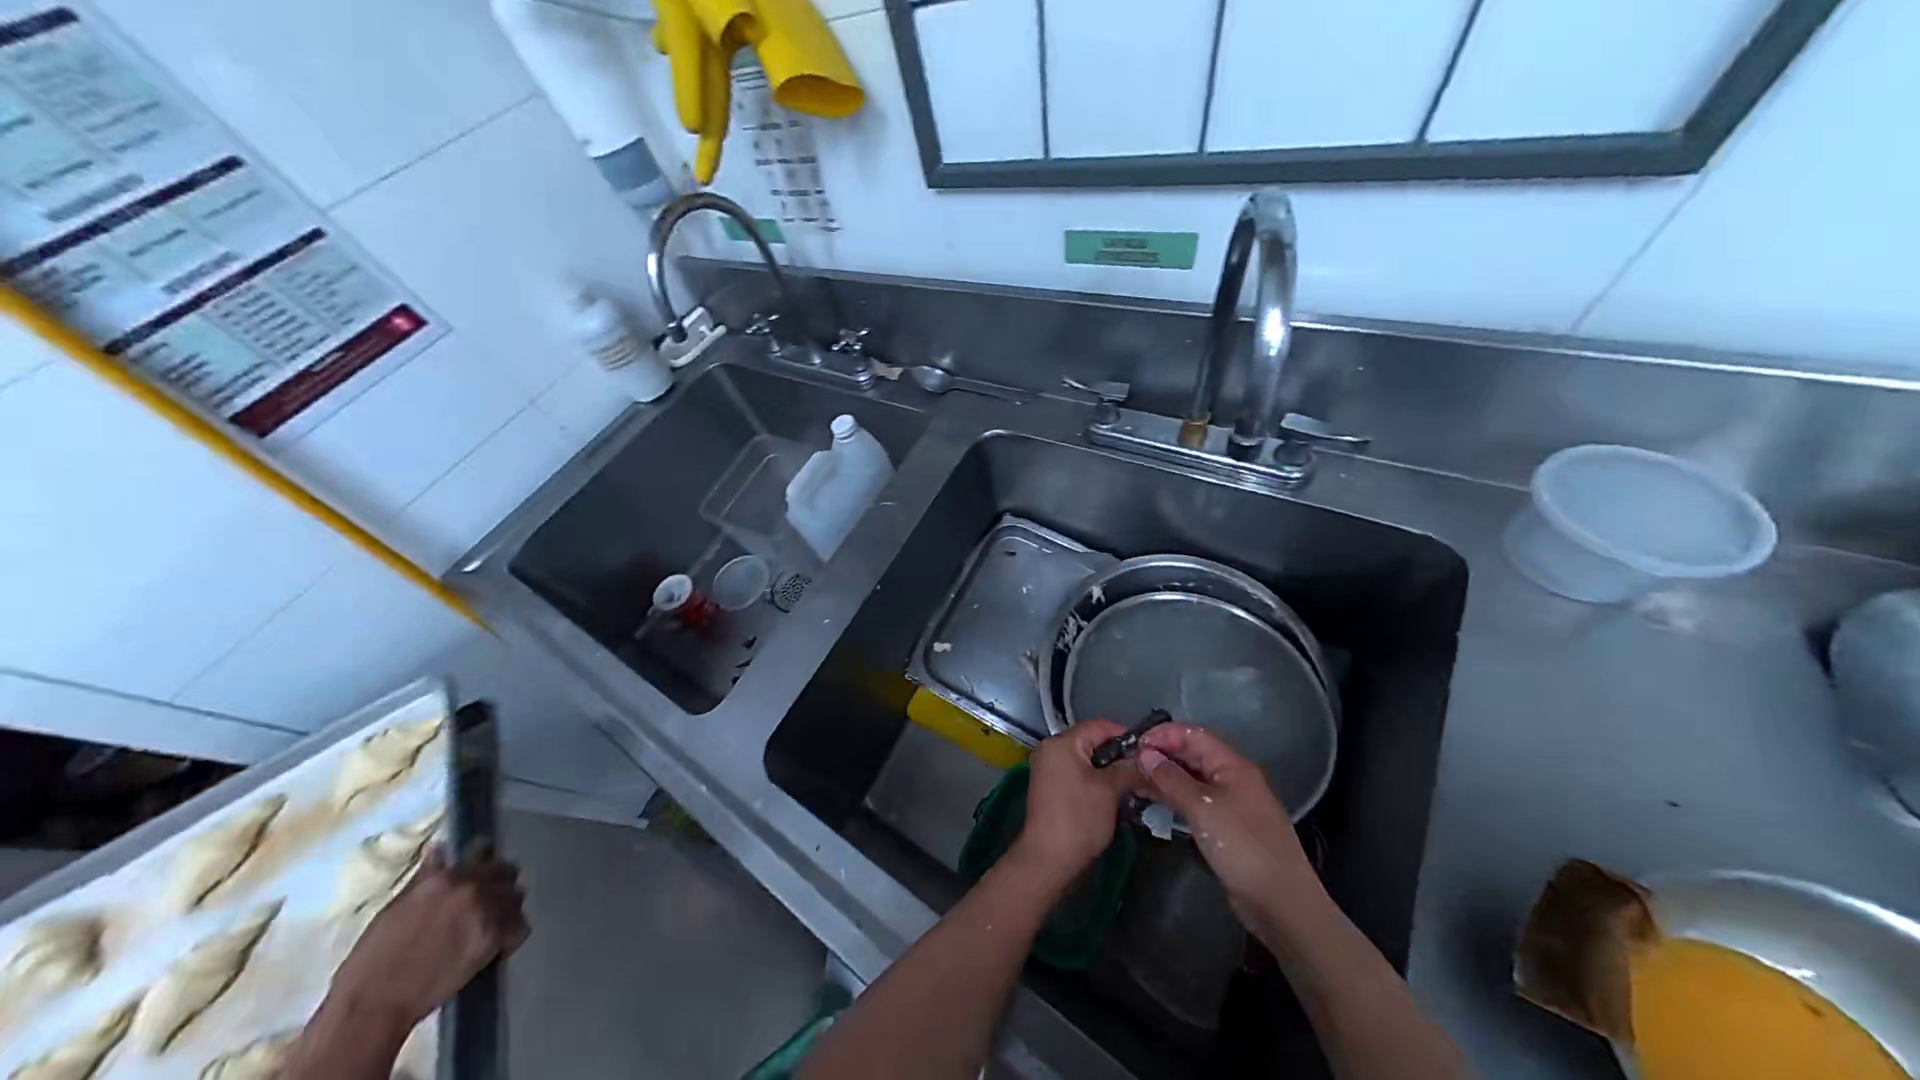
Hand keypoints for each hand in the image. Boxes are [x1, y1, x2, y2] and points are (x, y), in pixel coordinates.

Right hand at [330, 849, 529, 1026]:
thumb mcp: (394, 909)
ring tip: (493, 925)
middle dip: (500, 885)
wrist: (373, 1005)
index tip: (480, 882)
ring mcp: (486, 910)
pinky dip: (513, 934)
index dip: (483, 872)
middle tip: (489, 904)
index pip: (482, 859)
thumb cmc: (372, 961)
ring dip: (507, 908)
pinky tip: (498, 945)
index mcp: (443, 878)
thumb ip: (425, 878)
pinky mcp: (494, 936)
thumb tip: (439, 849)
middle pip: (506, 873)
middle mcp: (470, 887)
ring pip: (516, 897)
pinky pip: (521, 926)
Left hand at [1011, 719, 1138, 885]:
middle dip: (1122, 756)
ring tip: (1139, 784)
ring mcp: (1050, 769)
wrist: (1049, 859)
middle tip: (1148, 770)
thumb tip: (1149, 759)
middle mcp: (1052, 750)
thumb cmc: (1079, 819)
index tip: (1151, 751)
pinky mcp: (1053, 787)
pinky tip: (1120, 795)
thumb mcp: (1109, 790)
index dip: (1128, 736)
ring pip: (1089, 761)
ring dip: (1113, 771)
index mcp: (1062, 743)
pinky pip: (1081, 775)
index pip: (1100, 726)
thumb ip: (1130, 769)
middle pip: (1094, 742)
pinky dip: (1099, 781)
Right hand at [1135, 723, 1319, 932]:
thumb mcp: (1202, 807)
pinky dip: (1172, 797)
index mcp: (1233, 765)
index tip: (1133, 745)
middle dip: (1160, 755)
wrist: (1279, 901)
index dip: (1163, 734)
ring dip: (1163, 777)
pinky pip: (1194, 801)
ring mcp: (1229, 802)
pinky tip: (1150, 801)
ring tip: (1132, 782)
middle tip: (1127, 764)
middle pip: (1192, 754)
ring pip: (1190, 779)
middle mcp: (1231, 777)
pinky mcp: (1224, 825)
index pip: (1193, 734)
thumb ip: (1171, 779)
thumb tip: (1145, 754)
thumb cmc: (1241, 845)